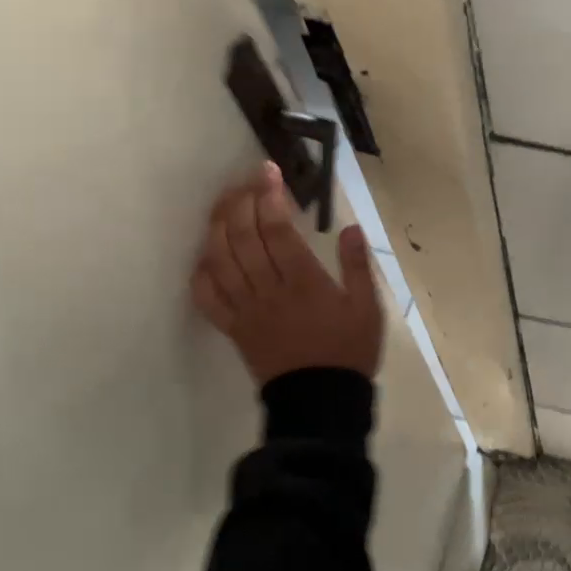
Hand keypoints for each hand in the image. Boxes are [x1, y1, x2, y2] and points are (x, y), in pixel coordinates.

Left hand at [191, 163, 382, 382]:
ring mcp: (245, 309)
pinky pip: (207, 297)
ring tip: (225, 206)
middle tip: (245, 182)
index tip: (267, 171)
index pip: (277, 230)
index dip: (268, 196)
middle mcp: (268, 290)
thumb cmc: (349, 351)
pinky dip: (201, 271)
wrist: (321, 399)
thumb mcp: (368, 308)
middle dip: (240, 203)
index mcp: (303, 282)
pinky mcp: (233, 327)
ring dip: (218, 227)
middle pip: (242, 238)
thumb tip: (350, 227)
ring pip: (220, 260)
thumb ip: (358, 266)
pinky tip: (207, 254)